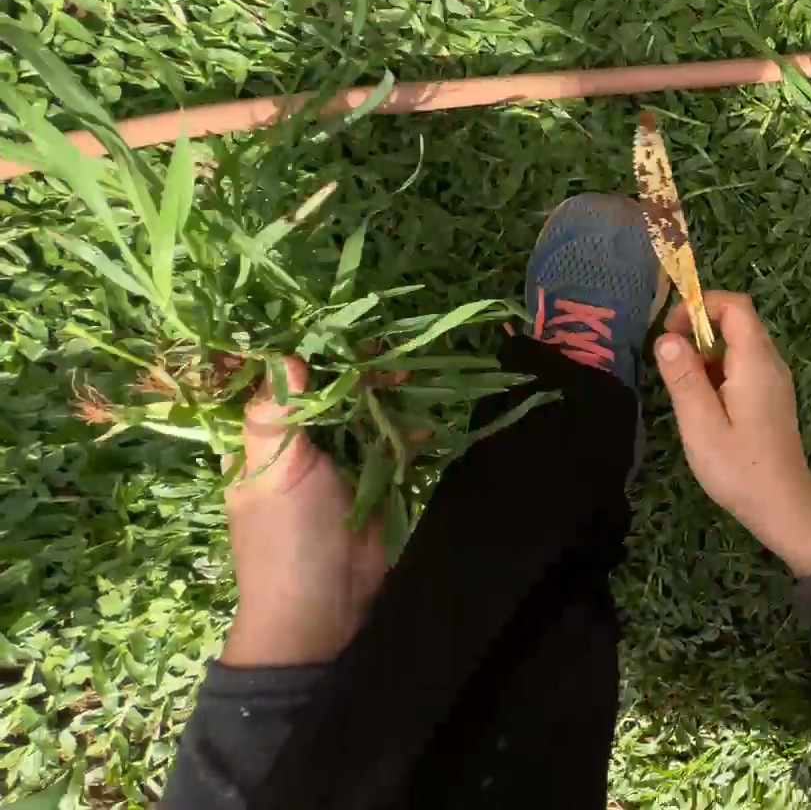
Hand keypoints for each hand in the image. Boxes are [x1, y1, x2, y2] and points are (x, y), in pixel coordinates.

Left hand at [221, 357, 387, 666]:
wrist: (325, 601)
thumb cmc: (286, 536)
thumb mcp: (274, 474)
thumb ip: (277, 418)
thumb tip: (285, 355)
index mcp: (261, 444)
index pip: (280, 388)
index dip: (308, 358)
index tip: (342, 333)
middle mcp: (300, 447)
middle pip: (331, 397)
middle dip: (360, 374)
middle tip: (392, 355)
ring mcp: (341, 463)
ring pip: (366, 415)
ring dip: (390, 397)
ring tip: (414, 376)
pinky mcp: (377, 478)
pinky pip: (395, 443)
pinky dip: (411, 430)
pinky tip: (426, 422)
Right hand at [654, 292, 810, 576]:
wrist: (782, 502)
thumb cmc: (739, 467)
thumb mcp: (701, 424)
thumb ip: (684, 378)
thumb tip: (666, 337)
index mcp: (757, 362)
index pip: (736, 306)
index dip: (702, 305)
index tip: (669, 329)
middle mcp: (771, 362)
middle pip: (738, 321)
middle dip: (699, 328)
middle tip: (669, 358)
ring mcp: (774, 378)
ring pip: (739, 344)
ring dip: (707, 352)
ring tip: (681, 384)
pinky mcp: (771, 395)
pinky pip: (744, 365)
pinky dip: (719, 369)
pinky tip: (701, 400)